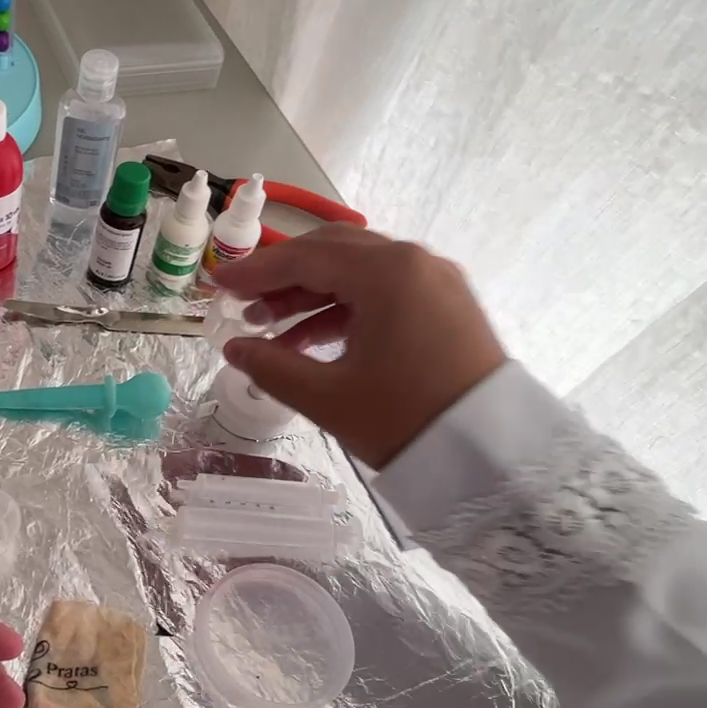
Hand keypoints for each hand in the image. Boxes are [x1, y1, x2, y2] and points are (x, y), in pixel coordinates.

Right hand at [214, 224, 507, 467]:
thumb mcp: (326, 397)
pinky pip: (381, 292)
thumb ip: (270, 367)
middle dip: (281, 278)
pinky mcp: (444, 305)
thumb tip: (234, 349)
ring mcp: (434, 281)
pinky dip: (341, 309)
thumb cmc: (403, 419)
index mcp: (387, 273)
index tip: (218, 284)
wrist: (487, 454)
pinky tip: (309, 341)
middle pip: (332, 253)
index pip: (306, 257)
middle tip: (241, 303)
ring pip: (357, 273)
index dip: (255, 271)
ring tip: (267, 328)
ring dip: (308, 295)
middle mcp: (414, 262)